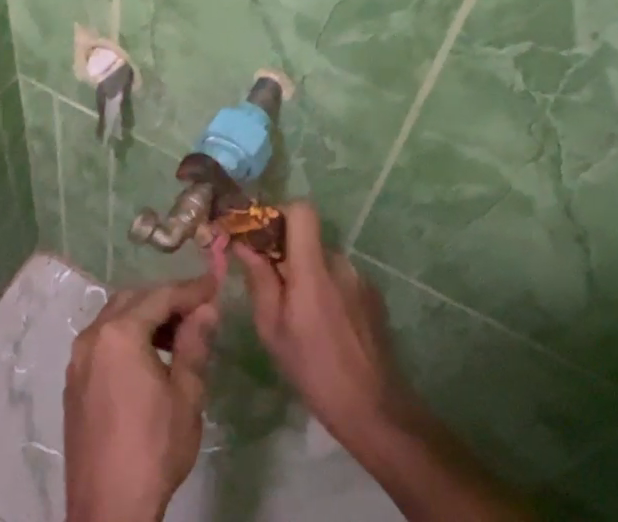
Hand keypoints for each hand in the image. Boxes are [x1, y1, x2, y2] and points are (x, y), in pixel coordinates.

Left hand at [64, 275, 218, 521]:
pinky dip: (126, 338)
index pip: (160, 296)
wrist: (108, 504)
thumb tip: (205, 309)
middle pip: (132, 300)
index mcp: (119, 333)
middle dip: (165, 300)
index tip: (215, 286)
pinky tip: (148, 358)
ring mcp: (77, 359)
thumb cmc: (154, 447)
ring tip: (178, 335)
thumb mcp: (186, 395)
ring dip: (144, 318)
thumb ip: (194, 345)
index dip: (191, 290)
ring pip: (113, 320)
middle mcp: (91, 336)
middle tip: (199, 309)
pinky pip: (102, 343)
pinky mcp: (73, 382)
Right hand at [234, 204, 529, 520]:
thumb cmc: (312, 368)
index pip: (301, 211)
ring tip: (296, 314)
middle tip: (268, 285)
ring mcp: (360, 280)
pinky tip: (321, 326)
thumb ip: (259, 279)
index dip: (278, 214)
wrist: (372, 407)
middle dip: (285, 253)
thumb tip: (244, 245)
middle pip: (308, 238)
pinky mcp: (372, 297)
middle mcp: (340, 264)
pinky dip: (324, 289)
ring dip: (305, 274)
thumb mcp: (271, 327)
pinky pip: (339, 278)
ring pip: (322, 260)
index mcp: (313, 268)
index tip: (258, 237)